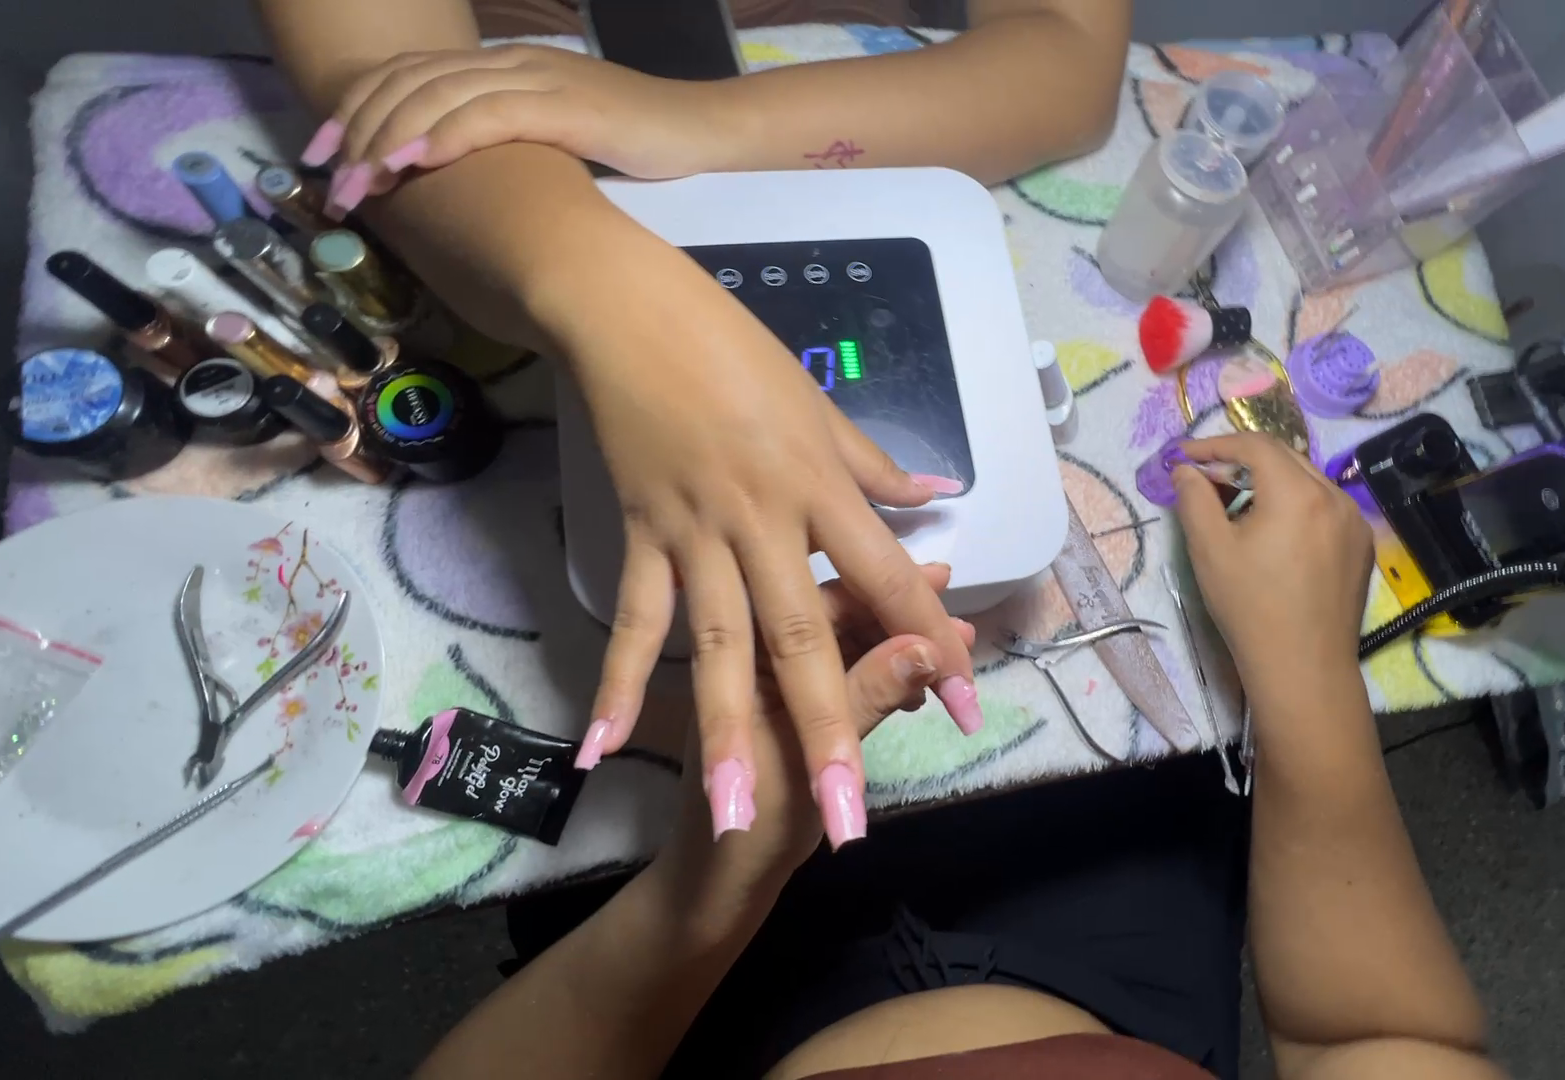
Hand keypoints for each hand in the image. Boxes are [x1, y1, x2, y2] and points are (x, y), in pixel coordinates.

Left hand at [301, 45, 733, 218]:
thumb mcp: (570, 134)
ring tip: (356, 180)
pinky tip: (413, 161)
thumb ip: (523, 140)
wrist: (700, 129)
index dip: (365, 111)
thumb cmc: (644, 140)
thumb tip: (484, 175)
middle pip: (414, 83)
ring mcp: (537, 81)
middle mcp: (512, 64)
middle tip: (323, 174)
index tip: (331, 156)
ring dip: (388, 138)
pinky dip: (446, 136)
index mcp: (509, 67)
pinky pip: (489, 116)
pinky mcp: (564, 108)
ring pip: (440, 97)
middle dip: (358, 127)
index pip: (418, 78)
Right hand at [546, 236, 980, 850]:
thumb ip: (874, 466)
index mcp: (820, 486)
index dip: (931, 640)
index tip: (966, 704)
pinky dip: (615, 681)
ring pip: (718, 645)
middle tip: (849, 811)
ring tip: (732, 812)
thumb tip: (936, 496)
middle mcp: (764, 522)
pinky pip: (631, 619)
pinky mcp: (639, 537)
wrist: (633, 313)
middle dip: (830, 726)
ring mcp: (696, 535)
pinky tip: (598, 749)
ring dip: (723, 731)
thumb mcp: (819, 406)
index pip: (889, 577)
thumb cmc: (738, 353)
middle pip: (803, 634)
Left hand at [669, 566, 975, 888]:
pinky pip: (851, 675)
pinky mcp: (802, 704)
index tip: (942, 588)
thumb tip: (928, 647)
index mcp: (749, 645)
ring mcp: (784, 676)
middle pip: (845, 619)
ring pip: (854, 646)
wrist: (723, 884)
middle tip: (961, 624)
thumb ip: (867, 694)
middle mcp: (765, 648)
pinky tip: (921, 686)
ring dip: (904, 650)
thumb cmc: (755, 819)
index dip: (888, 597)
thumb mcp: (815, 753)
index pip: (826, 602)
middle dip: (906, 620)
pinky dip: (889, 677)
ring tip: (957, 651)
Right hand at [1170, 434, 1373, 707]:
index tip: (1183, 456)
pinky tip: (1270, 534)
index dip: (1214, 445)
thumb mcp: (1209, 549)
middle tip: (1203, 479)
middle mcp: (1334, 496)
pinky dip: (1292, 504)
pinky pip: (1323, 507)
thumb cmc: (1249, 606)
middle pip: (1283, 457)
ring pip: (1305, 480)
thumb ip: (1194, 498)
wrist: (1303, 666)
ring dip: (1266, 482)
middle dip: (1239, 460)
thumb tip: (1185, 469)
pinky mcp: (1361, 545)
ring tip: (1234, 507)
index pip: (1254, 446)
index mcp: (1297, 493)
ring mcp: (1354, 521)